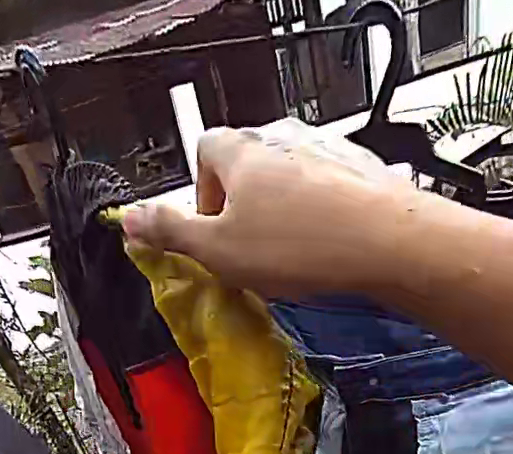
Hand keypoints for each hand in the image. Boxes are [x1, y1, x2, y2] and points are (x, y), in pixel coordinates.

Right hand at [120, 119, 433, 297]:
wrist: (384, 242)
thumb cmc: (298, 246)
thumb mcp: (219, 251)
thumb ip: (170, 232)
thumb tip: (129, 220)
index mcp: (241, 151)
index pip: (204, 152)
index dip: (203, 194)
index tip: (214, 232)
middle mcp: (283, 138)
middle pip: (249, 166)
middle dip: (245, 208)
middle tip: (253, 251)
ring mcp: (326, 149)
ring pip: (291, 180)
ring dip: (285, 213)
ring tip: (294, 255)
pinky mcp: (362, 171)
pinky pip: (330, 190)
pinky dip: (323, 216)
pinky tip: (330, 248)